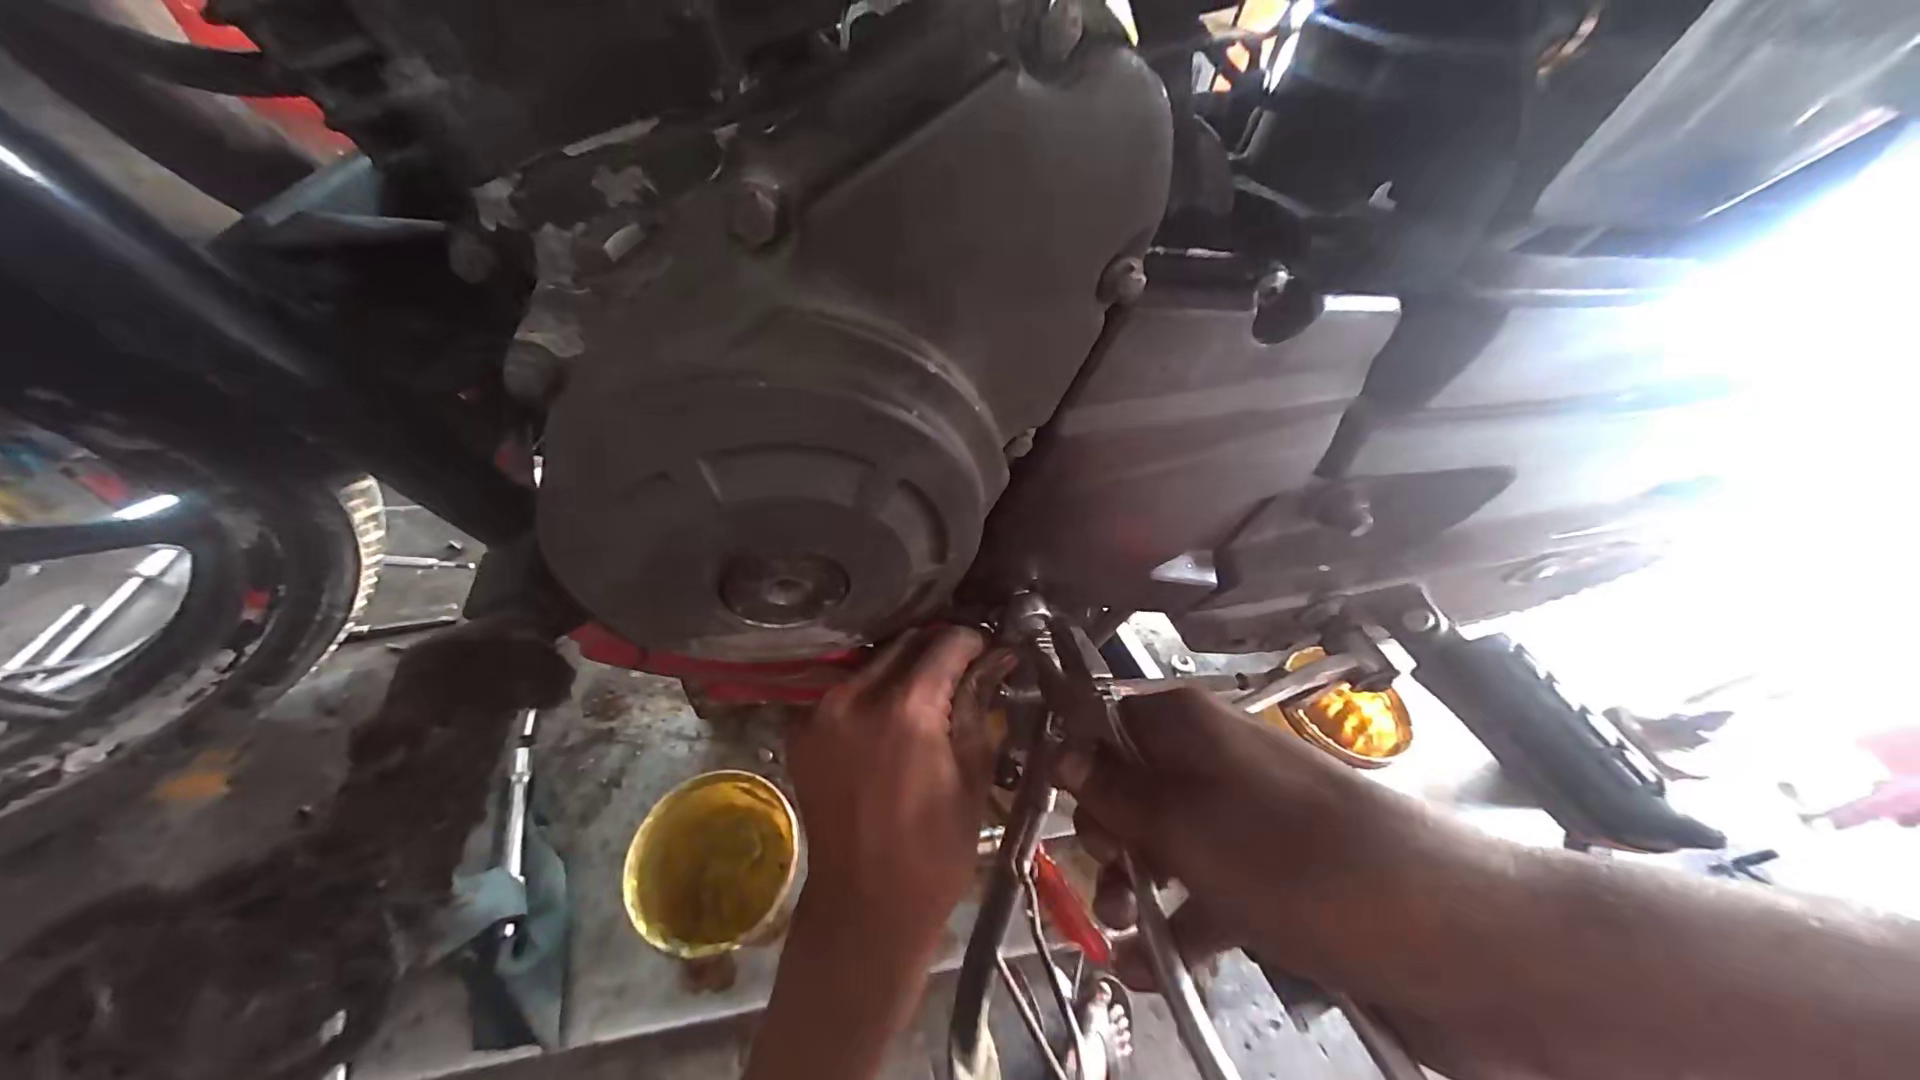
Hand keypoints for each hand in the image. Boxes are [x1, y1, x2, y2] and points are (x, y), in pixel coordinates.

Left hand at [785, 625, 1014, 944]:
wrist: (864, 906)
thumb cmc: (935, 851)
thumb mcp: (973, 776)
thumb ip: (978, 705)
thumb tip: (996, 658)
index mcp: (906, 710)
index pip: (945, 643)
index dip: (973, 640)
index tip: (989, 648)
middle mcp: (855, 697)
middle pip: (905, 643)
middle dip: (939, 647)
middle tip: (964, 665)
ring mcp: (820, 713)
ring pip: (873, 662)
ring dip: (905, 666)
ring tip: (931, 688)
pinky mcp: (801, 731)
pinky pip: (845, 691)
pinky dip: (872, 691)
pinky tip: (892, 713)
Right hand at [1057, 687, 1472, 993]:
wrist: (1457, 940)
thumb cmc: (1298, 863)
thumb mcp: (1187, 827)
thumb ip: (1115, 792)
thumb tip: (1060, 752)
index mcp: (1190, 726)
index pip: (1108, 717)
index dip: (1074, 756)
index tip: (1046, 803)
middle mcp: (1214, 763)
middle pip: (1131, 783)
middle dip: (1104, 830)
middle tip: (1098, 872)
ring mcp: (1245, 822)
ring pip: (1165, 841)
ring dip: (1133, 884)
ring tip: (1120, 930)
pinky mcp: (1271, 876)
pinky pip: (1206, 890)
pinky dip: (1178, 925)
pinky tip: (1150, 969)